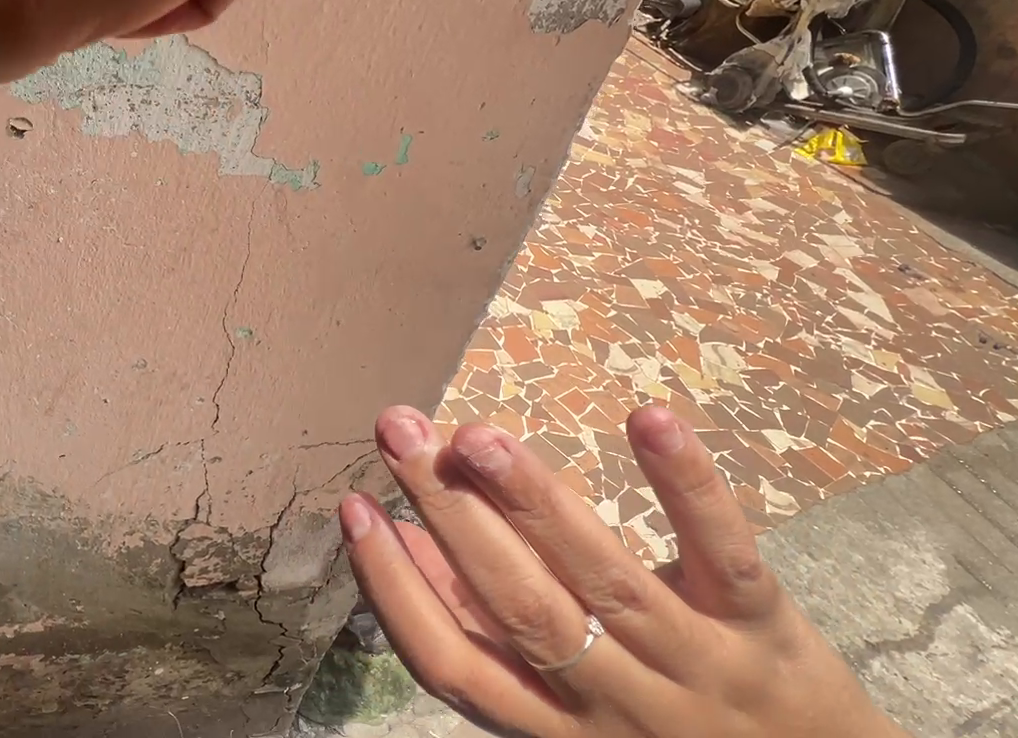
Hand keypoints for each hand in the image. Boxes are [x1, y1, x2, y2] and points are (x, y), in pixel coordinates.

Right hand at [338, 406, 905, 737]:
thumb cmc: (653, 733)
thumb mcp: (557, 705)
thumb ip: (476, 622)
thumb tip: (398, 535)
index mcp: (548, 724)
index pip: (450, 659)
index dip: (394, 585)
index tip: (352, 505)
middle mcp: (613, 703)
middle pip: (518, 607)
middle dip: (450, 513)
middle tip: (398, 430)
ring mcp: (696, 669)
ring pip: (602, 580)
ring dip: (533, 500)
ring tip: (476, 435)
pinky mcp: (770, 633)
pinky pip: (726, 556)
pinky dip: (686, 486)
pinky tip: (646, 416)